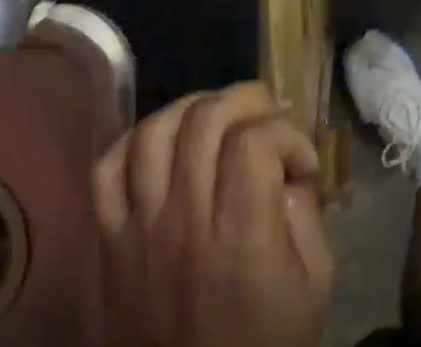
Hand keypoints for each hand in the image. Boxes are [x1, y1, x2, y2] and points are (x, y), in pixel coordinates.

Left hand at [94, 82, 331, 346]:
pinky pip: (106, 168)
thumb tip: (288, 170)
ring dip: (191, 107)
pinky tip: (163, 143)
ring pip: (154, 131)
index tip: (302, 161)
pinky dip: (133, 140)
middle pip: (204, 120)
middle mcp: (185, 220)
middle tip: (268, 114)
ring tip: (218, 115)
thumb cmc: (264, 342)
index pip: (254, 141)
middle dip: (245, 99)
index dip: (287, 133)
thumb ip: (308, 218)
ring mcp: (139, 227)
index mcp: (242, 238)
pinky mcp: (109, 239)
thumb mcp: (314, 288)